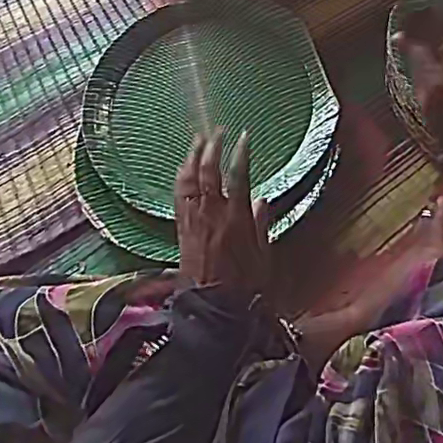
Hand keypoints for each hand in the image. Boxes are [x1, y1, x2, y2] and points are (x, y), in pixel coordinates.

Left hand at [175, 129, 271, 298]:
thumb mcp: (263, 255)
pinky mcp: (181, 230)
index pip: (238, 176)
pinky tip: (184, 170)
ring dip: (193, 158)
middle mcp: (211, 214)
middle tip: (218, 131)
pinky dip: (182, 178)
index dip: (240, 154)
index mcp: (235, 219)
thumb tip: (262, 199)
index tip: (244, 136)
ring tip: (198, 141)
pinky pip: (179, 196)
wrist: (211, 311)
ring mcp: (193, 221)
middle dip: (212, 148)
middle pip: (208, 172)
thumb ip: (262, 225)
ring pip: (189, 181)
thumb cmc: (244, 286)